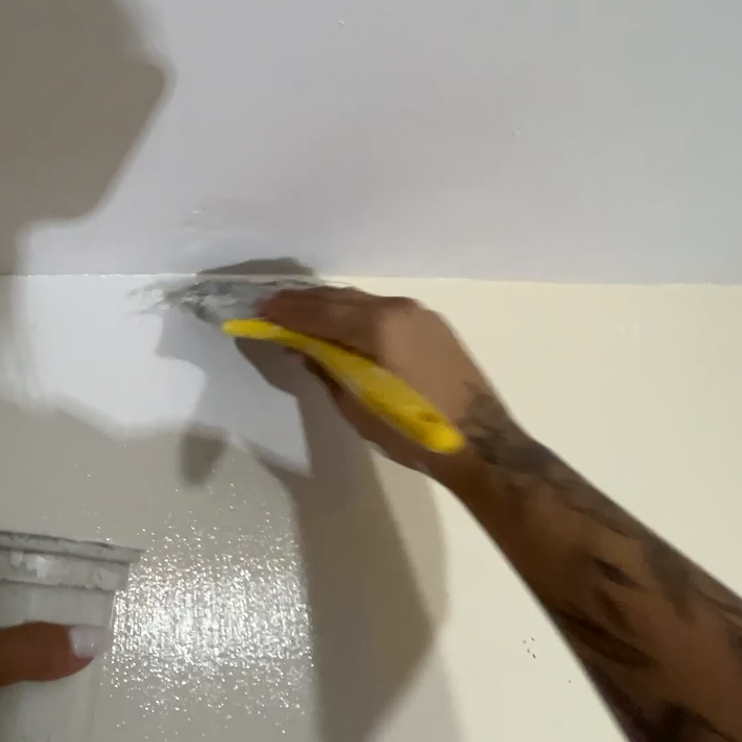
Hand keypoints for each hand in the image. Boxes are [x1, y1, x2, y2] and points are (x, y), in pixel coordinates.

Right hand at [259, 285, 497, 481]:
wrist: (482, 444)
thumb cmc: (411, 431)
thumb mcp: (356, 404)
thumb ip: (326, 367)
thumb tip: (302, 346)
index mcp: (377, 326)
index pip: (319, 311)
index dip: (286, 310)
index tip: (259, 308)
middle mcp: (397, 308)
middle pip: (338, 298)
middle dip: (303, 301)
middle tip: (272, 306)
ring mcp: (418, 314)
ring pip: (360, 301)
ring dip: (328, 305)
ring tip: (300, 312)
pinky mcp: (431, 325)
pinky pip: (381, 309)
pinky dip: (354, 312)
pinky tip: (340, 323)